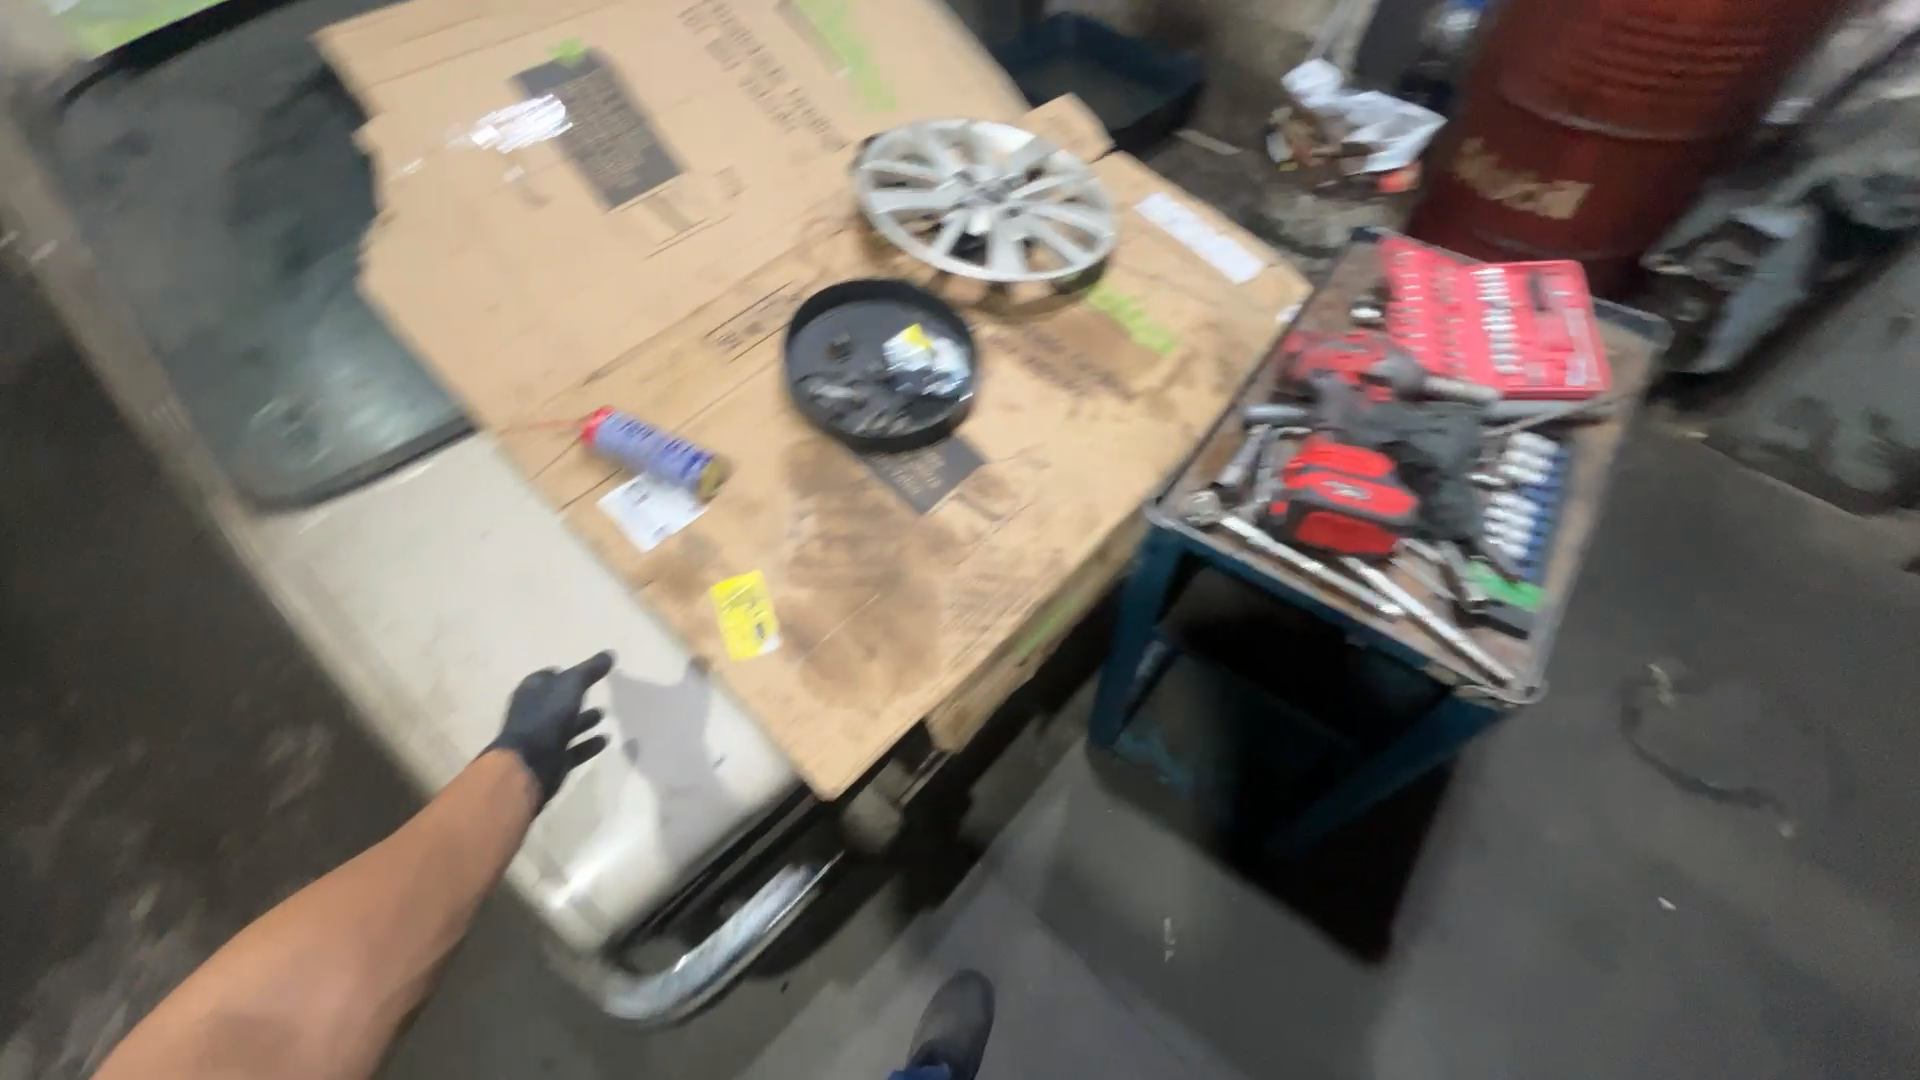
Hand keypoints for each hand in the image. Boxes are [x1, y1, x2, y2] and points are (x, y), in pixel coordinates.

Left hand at [487, 651, 613, 805]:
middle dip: (576, 698)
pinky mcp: (552, 760)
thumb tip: (609, 653)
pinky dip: (588, 744)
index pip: (547, 677)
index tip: (585, 672)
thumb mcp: (571, 686)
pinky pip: (573, 749)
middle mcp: (533, 713)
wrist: (528, 765)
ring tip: (603, 715)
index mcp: (532, 692)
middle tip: (597, 693)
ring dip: (584, 721)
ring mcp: (541, 738)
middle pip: (557, 702)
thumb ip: (589, 670)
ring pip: (566, 726)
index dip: (564, 673)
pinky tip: (604, 740)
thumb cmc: (546, 719)